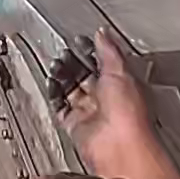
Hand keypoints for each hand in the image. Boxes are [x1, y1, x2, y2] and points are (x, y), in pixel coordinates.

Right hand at [62, 29, 153, 173]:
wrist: (118, 145)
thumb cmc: (128, 112)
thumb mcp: (120, 71)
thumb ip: (108, 50)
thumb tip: (101, 32)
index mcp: (122, 84)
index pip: (103, 62)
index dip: (90, 51)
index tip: (79, 41)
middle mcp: (106, 98)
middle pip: (84, 74)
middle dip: (73, 62)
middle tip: (64, 53)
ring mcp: (90, 111)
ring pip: (70, 88)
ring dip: (62, 75)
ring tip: (56, 65)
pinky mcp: (75, 124)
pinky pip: (59, 105)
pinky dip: (53, 93)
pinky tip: (51, 82)